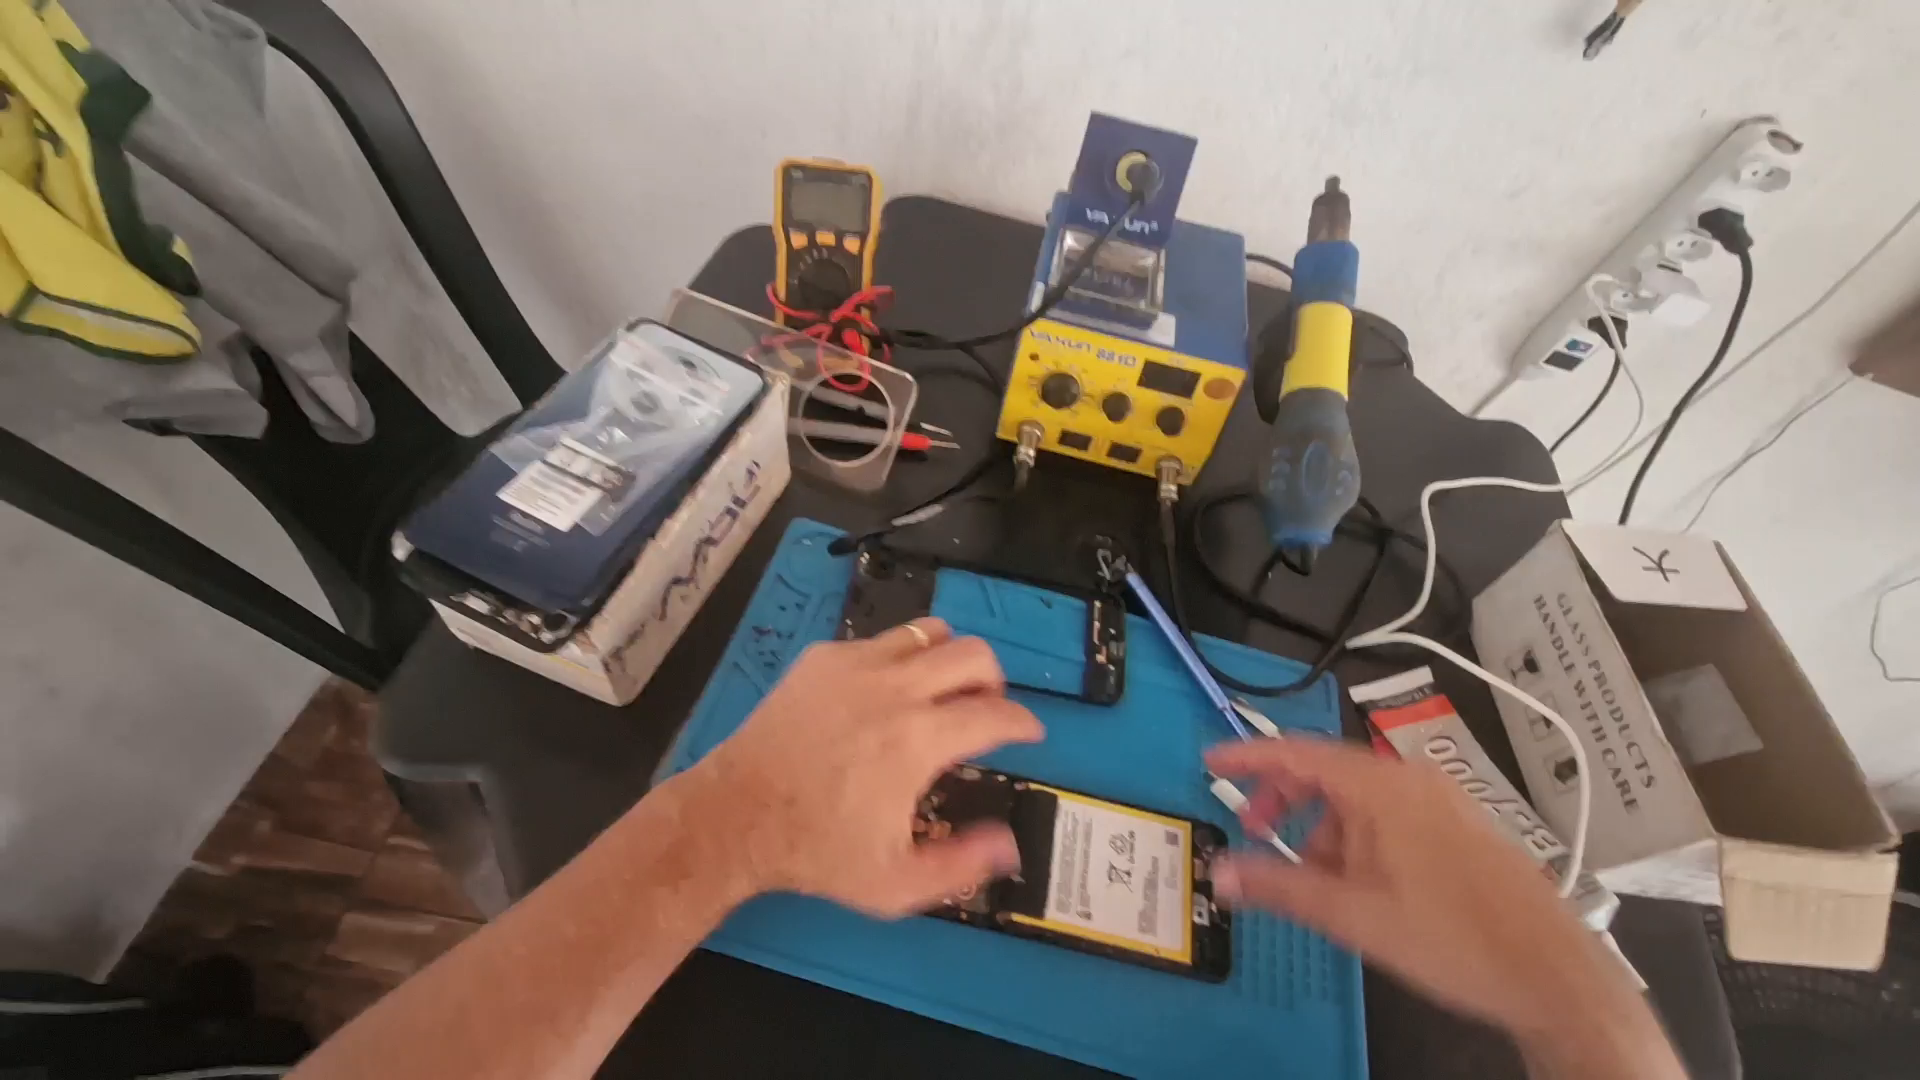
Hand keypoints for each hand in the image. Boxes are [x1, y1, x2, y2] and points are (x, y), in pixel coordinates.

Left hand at [696, 618, 1042, 916]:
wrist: (736, 815)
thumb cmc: (818, 850)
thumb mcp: (896, 883)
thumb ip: (962, 864)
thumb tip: (1011, 845)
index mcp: (920, 739)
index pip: (997, 712)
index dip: (1023, 721)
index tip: (1028, 731)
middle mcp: (896, 688)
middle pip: (974, 653)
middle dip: (994, 679)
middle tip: (985, 707)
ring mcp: (856, 663)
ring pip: (930, 632)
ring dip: (949, 658)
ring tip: (940, 690)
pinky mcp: (824, 656)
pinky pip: (882, 640)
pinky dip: (899, 660)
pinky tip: (881, 694)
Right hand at [1204, 737, 1641, 1041]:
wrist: (1561, 980)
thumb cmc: (1451, 939)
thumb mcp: (1353, 915)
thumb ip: (1278, 887)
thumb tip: (1219, 873)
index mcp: (1381, 786)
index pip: (1297, 753)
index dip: (1248, 756)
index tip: (1210, 762)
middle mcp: (1410, 779)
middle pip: (1325, 771)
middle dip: (1282, 799)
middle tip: (1254, 829)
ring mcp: (1440, 800)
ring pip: (1357, 797)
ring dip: (1321, 826)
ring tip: (1310, 874)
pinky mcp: (1459, 825)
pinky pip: (1388, 813)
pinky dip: (1355, 835)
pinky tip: (1355, 879)